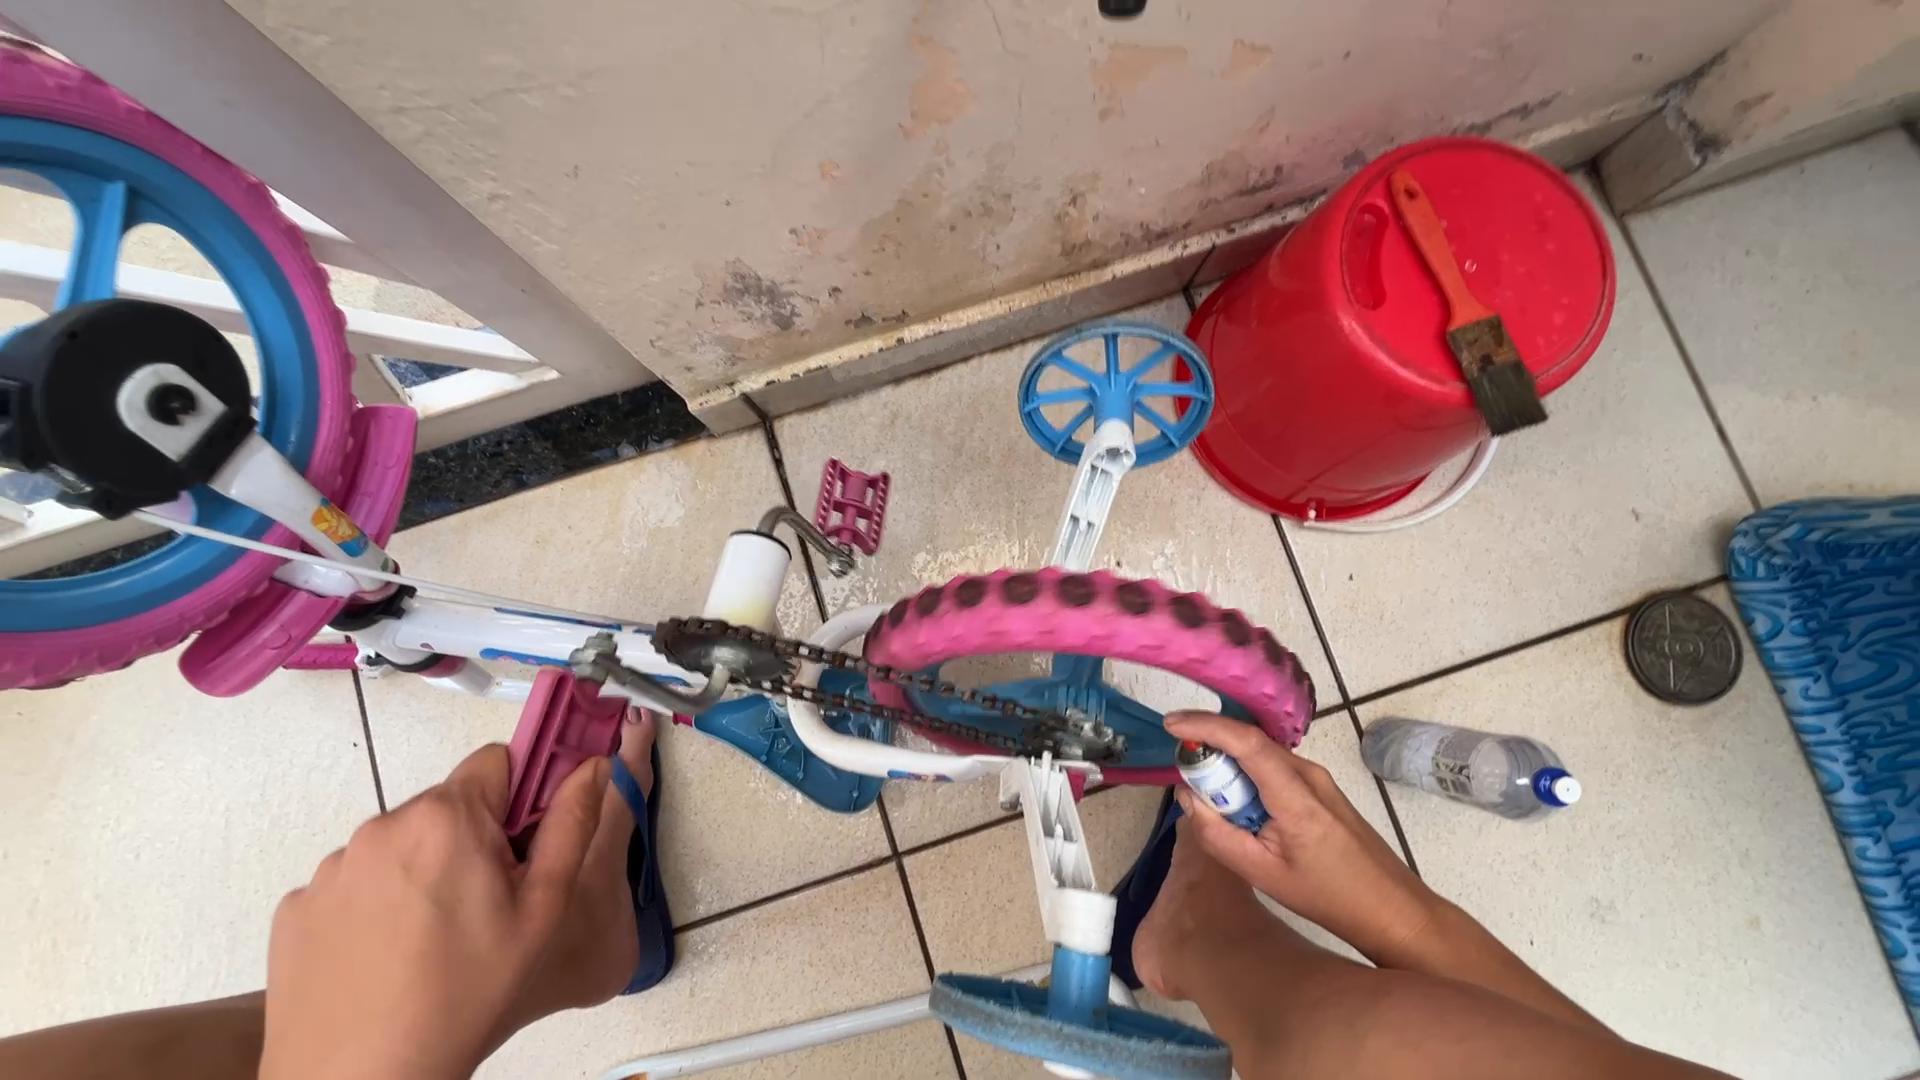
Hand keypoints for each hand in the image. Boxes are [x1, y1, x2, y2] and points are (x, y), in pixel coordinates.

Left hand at [260, 745, 608, 1079]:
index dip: (520, 796)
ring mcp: (330, 869)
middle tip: (487, 903)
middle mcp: (381, 826)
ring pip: (402, 843)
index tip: (523, 845)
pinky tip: (388, 952)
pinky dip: (376, 903)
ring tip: (434, 936)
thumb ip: (573, 822)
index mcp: (446, 817)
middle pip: (448, 806)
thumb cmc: (467, 992)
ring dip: (424, 869)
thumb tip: (595, 764)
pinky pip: (354, 882)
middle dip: (473, 837)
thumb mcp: (545, 906)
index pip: (496, 761)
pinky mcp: (294, 909)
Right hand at [1164, 711, 1437, 961]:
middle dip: (1209, 740)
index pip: (1246, 742)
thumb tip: (1188, 798)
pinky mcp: (1319, 787)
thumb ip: (1217, 834)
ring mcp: (1317, 778)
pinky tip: (1234, 798)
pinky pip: (1272, 766)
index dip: (1205, 726)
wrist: (1395, 909)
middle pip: (1249, 741)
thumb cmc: (1329, 897)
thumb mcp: (1262, 874)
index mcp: (1295, 795)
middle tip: (1178, 758)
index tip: (1170, 725)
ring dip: (1228, 759)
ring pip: (1260, 752)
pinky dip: (1245, 772)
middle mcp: (1308, 774)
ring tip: (1202, 782)